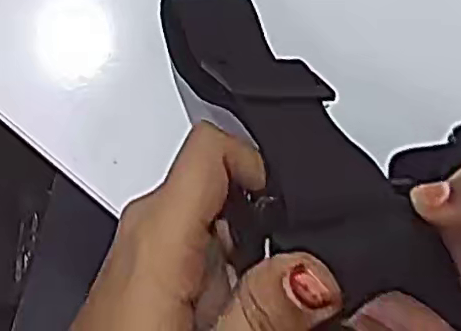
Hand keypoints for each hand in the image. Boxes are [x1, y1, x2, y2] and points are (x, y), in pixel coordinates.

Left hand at [71, 121, 345, 330]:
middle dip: (272, 225)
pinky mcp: (150, 269)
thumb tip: (313, 270)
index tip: (300, 213)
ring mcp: (146, 245)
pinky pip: (202, 247)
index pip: (208, 146)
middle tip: (314, 284)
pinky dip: (236, 273)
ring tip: (289, 311)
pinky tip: (252, 316)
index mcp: (156, 229)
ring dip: (259, 255)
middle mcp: (147, 225)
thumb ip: (264, 309)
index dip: (260, 165)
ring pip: (216, 219)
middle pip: (219, 185)